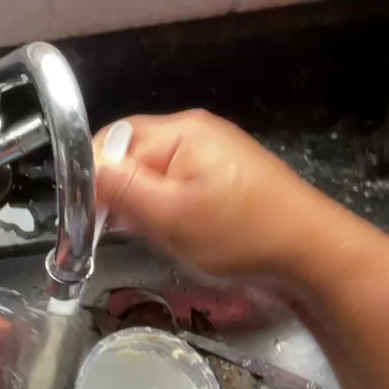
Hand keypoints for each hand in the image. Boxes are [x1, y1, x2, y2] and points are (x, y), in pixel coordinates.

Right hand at [94, 110, 383, 285]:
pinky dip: (159, 213)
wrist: (309, 256)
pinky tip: (167, 235)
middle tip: (112, 233)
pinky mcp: (217, 182)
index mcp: (180, 132)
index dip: (90, 178)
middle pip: (127, 158)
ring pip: (147, 178)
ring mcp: (208, 158)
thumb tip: (79, 170)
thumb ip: (120, 188)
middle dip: (113, 195)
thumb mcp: (170, 214)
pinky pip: (170, 190)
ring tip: (145, 237)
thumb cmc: (239, 235)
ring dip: (136, 208)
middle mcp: (193, 135)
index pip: (109, 142)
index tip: (82, 217)